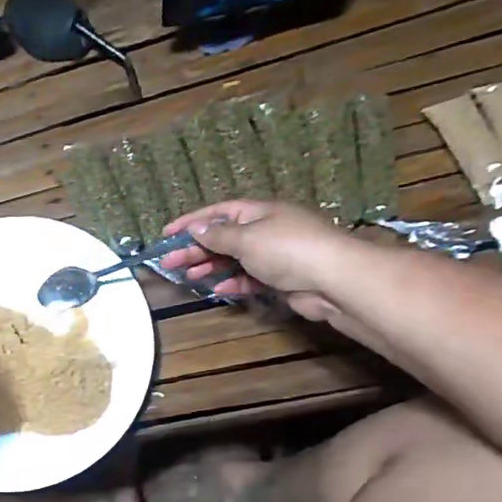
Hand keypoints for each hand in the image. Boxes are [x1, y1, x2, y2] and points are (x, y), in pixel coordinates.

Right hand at [159, 201, 357, 323]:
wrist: (334, 280)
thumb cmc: (288, 249)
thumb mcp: (247, 238)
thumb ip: (218, 235)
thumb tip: (197, 228)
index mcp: (259, 212)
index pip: (218, 212)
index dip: (191, 221)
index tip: (166, 233)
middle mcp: (266, 229)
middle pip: (223, 237)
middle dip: (195, 249)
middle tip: (169, 262)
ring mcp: (275, 255)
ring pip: (234, 259)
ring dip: (210, 266)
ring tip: (189, 277)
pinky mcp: (280, 278)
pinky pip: (249, 278)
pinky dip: (233, 282)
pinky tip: (218, 289)